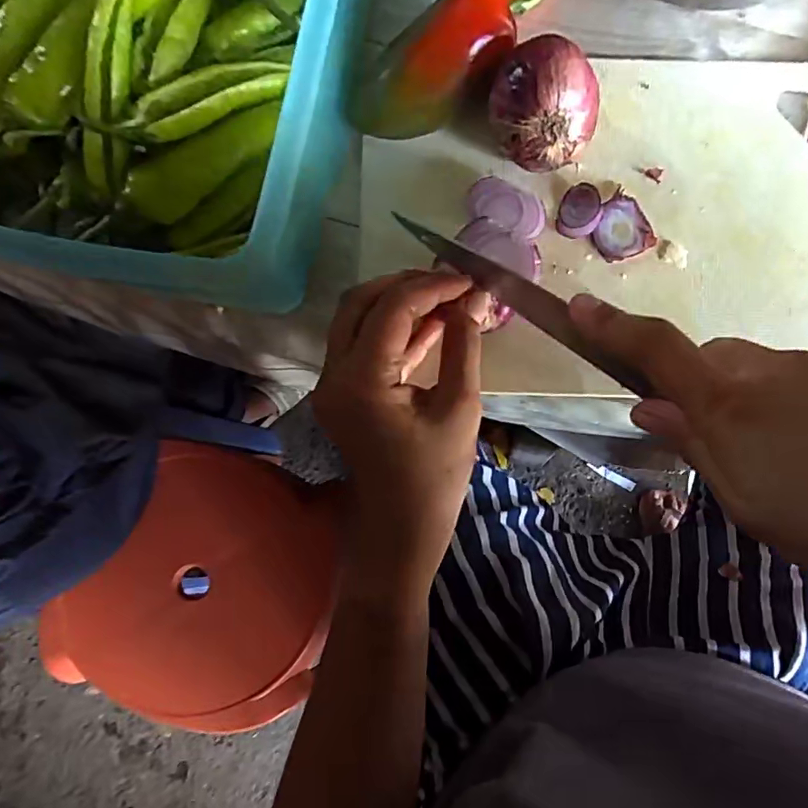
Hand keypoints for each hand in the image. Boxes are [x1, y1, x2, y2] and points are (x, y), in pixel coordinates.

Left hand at [314, 272, 484, 579]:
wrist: (400, 525)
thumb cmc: (435, 477)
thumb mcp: (459, 407)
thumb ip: (464, 345)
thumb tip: (475, 299)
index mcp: (360, 380)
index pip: (391, 308)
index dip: (433, 286)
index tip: (471, 281)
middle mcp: (334, 376)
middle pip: (360, 303)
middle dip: (407, 285)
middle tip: (453, 285)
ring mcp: (331, 386)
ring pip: (356, 321)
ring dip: (399, 305)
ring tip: (449, 300)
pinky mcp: (341, 395)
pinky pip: (362, 348)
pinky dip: (393, 333)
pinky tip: (433, 326)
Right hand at [570, 294, 807, 643]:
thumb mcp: (752, 506)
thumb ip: (696, 448)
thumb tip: (650, 408)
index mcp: (736, 402)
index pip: (658, 350)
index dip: (613, 327)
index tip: (580, 307)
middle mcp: (780, 363)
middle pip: (714, 361)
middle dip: (702, 392)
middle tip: (725, 454)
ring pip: (766, 371)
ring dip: (757, 405)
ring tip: (799, 468)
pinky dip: (803, 406)